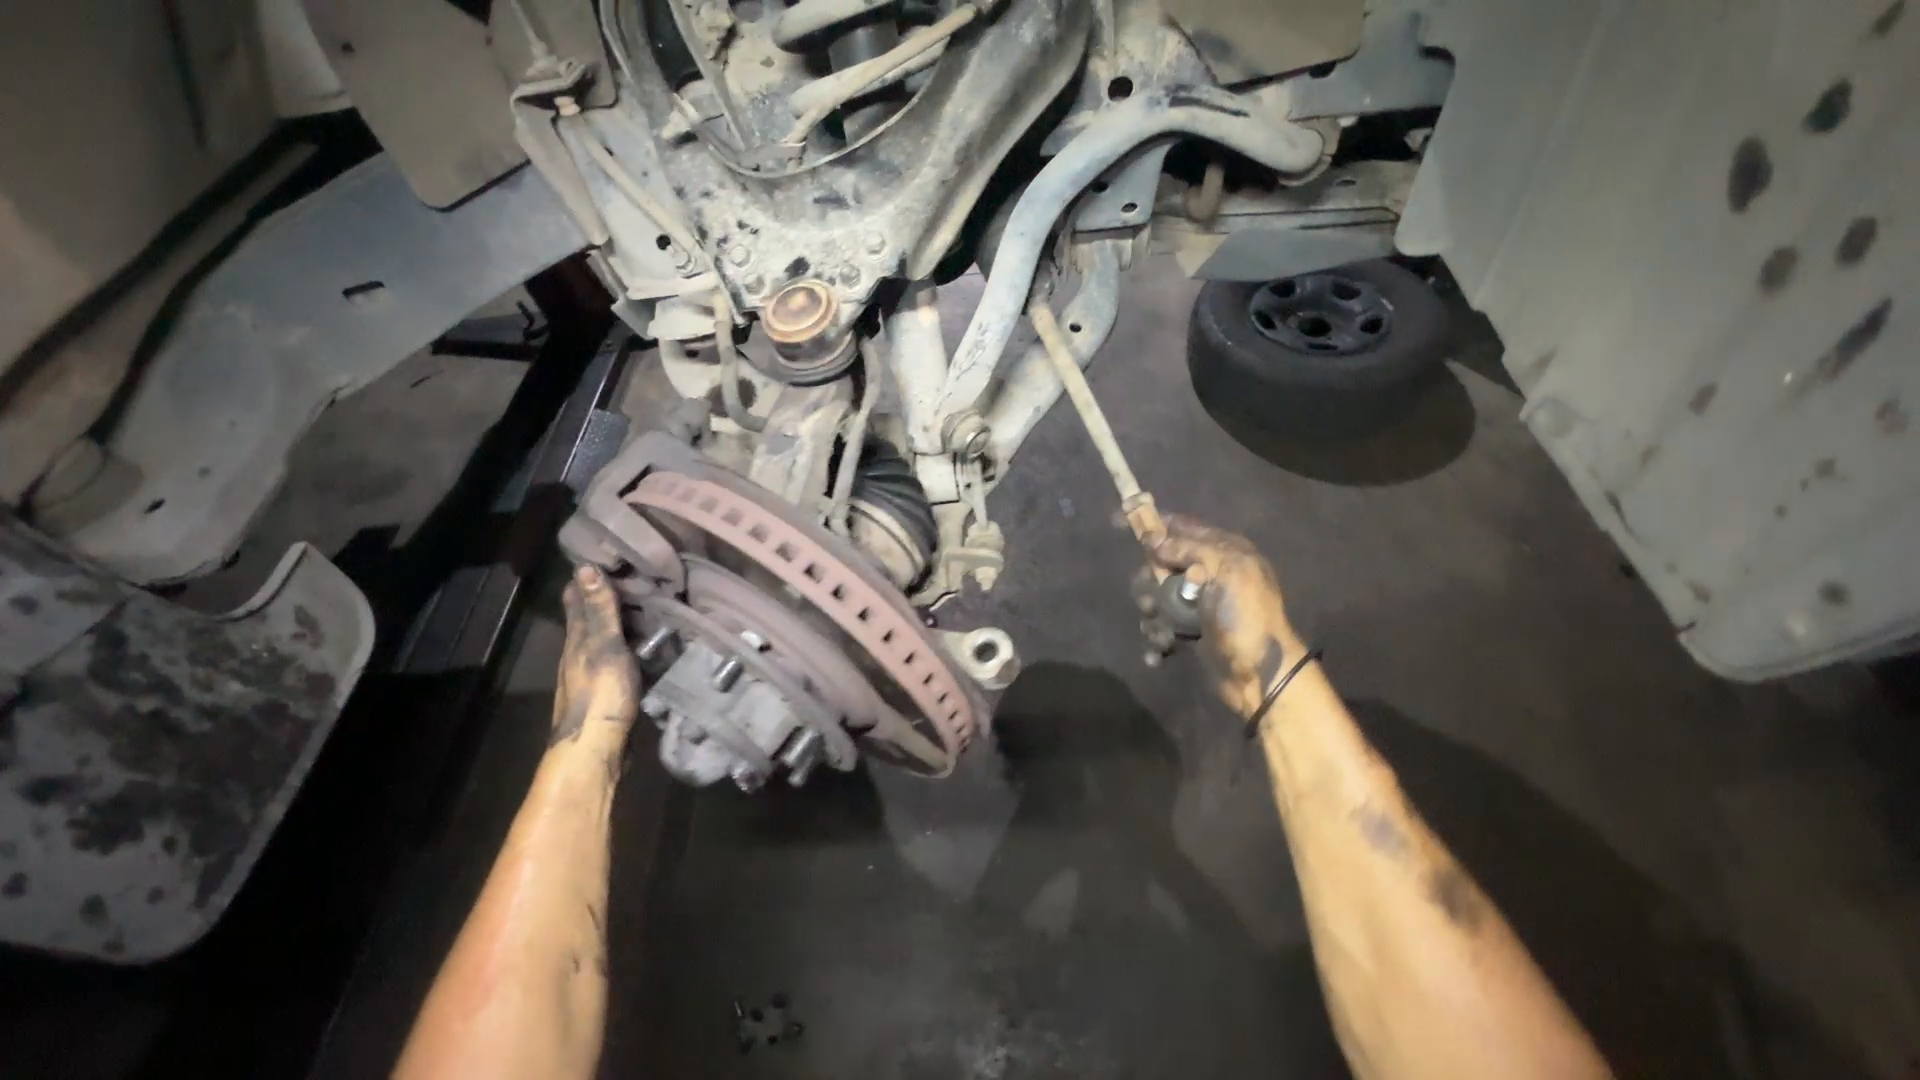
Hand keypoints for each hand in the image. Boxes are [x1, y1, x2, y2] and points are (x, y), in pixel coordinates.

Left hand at [550, 565, 641, 750]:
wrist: (597, 749)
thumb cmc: (600, 693)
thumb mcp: (603, 646)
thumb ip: (600, 610)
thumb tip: (585, 567)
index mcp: (576, 639)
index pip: (576, 599)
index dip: (586, 578)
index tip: (604, 556)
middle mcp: (579, 654)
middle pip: (590, 618)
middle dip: (606, 597)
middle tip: (634, 575)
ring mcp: (593, 675)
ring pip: (606, 640)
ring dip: (622, 623)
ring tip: (648, 606)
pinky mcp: (609, 692)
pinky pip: (621, 659)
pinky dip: (633, 647)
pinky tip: (649, 647)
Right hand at [1150, 515, 1304, 716]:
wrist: (1260, 674)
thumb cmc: (1246, 616)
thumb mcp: (1226, 571)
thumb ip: (1189, 548)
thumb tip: (1152, 537)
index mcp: (1222, 551)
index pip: (1180, 526)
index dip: (1150, 523)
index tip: (1116, 521)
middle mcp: (1208, 573)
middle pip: (1158, 564)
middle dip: (1149, 583)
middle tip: (1154, 600)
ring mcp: (1197, 604)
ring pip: (1155, 597)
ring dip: (1153, 616)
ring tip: (1164, 634)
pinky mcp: (1189, 632)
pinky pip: (1160, 626)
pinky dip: (1157, 640)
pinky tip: (1160, 653)